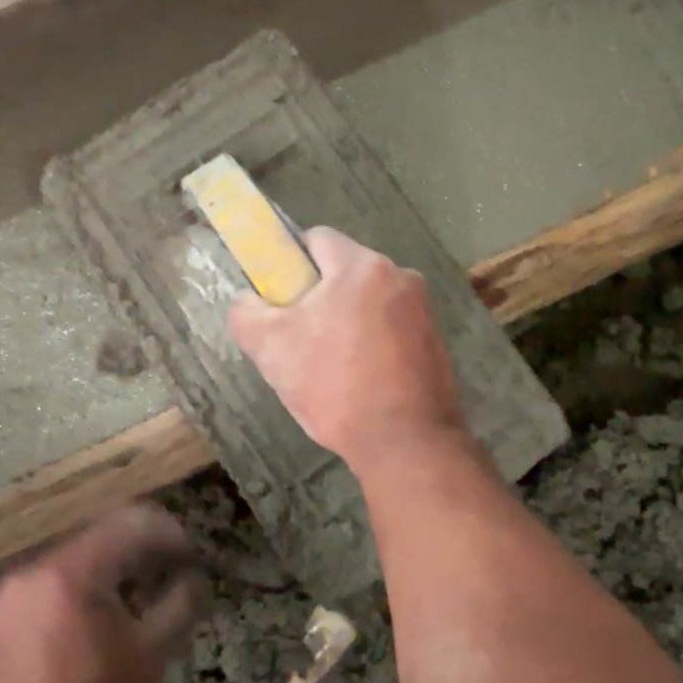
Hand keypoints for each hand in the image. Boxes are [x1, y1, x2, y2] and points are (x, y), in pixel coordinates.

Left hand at [0, 504, 204, 682]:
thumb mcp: (147, 662)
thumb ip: (178, 608)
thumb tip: (193, 578)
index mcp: (69, 572)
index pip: (128, 521)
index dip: (167, 529)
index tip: (188, 552)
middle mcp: (29, 571)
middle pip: (94, 540)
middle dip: (134, 554)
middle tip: (163, 577)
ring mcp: (1, 598)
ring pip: (65, 567)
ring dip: (101, 576)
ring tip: (125, 609)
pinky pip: (38, 593)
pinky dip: (68, 598)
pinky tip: (82, 634)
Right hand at [227, 226, 466, 464]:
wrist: (405, 442)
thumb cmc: (336, 386)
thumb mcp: (272, 350)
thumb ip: (248, 314)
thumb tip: (247, 300)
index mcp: (363, 267)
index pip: (317, 239)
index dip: (291, 262)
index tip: (279, 296)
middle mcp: (401, 278)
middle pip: (345, 273)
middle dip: (320, 298)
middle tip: (299, 338)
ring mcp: (424, 312)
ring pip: (369, 304)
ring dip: (347, 323)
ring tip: (329, 367)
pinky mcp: (435, 344)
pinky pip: (392, 331)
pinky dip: (374, 346)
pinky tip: (360, 382)